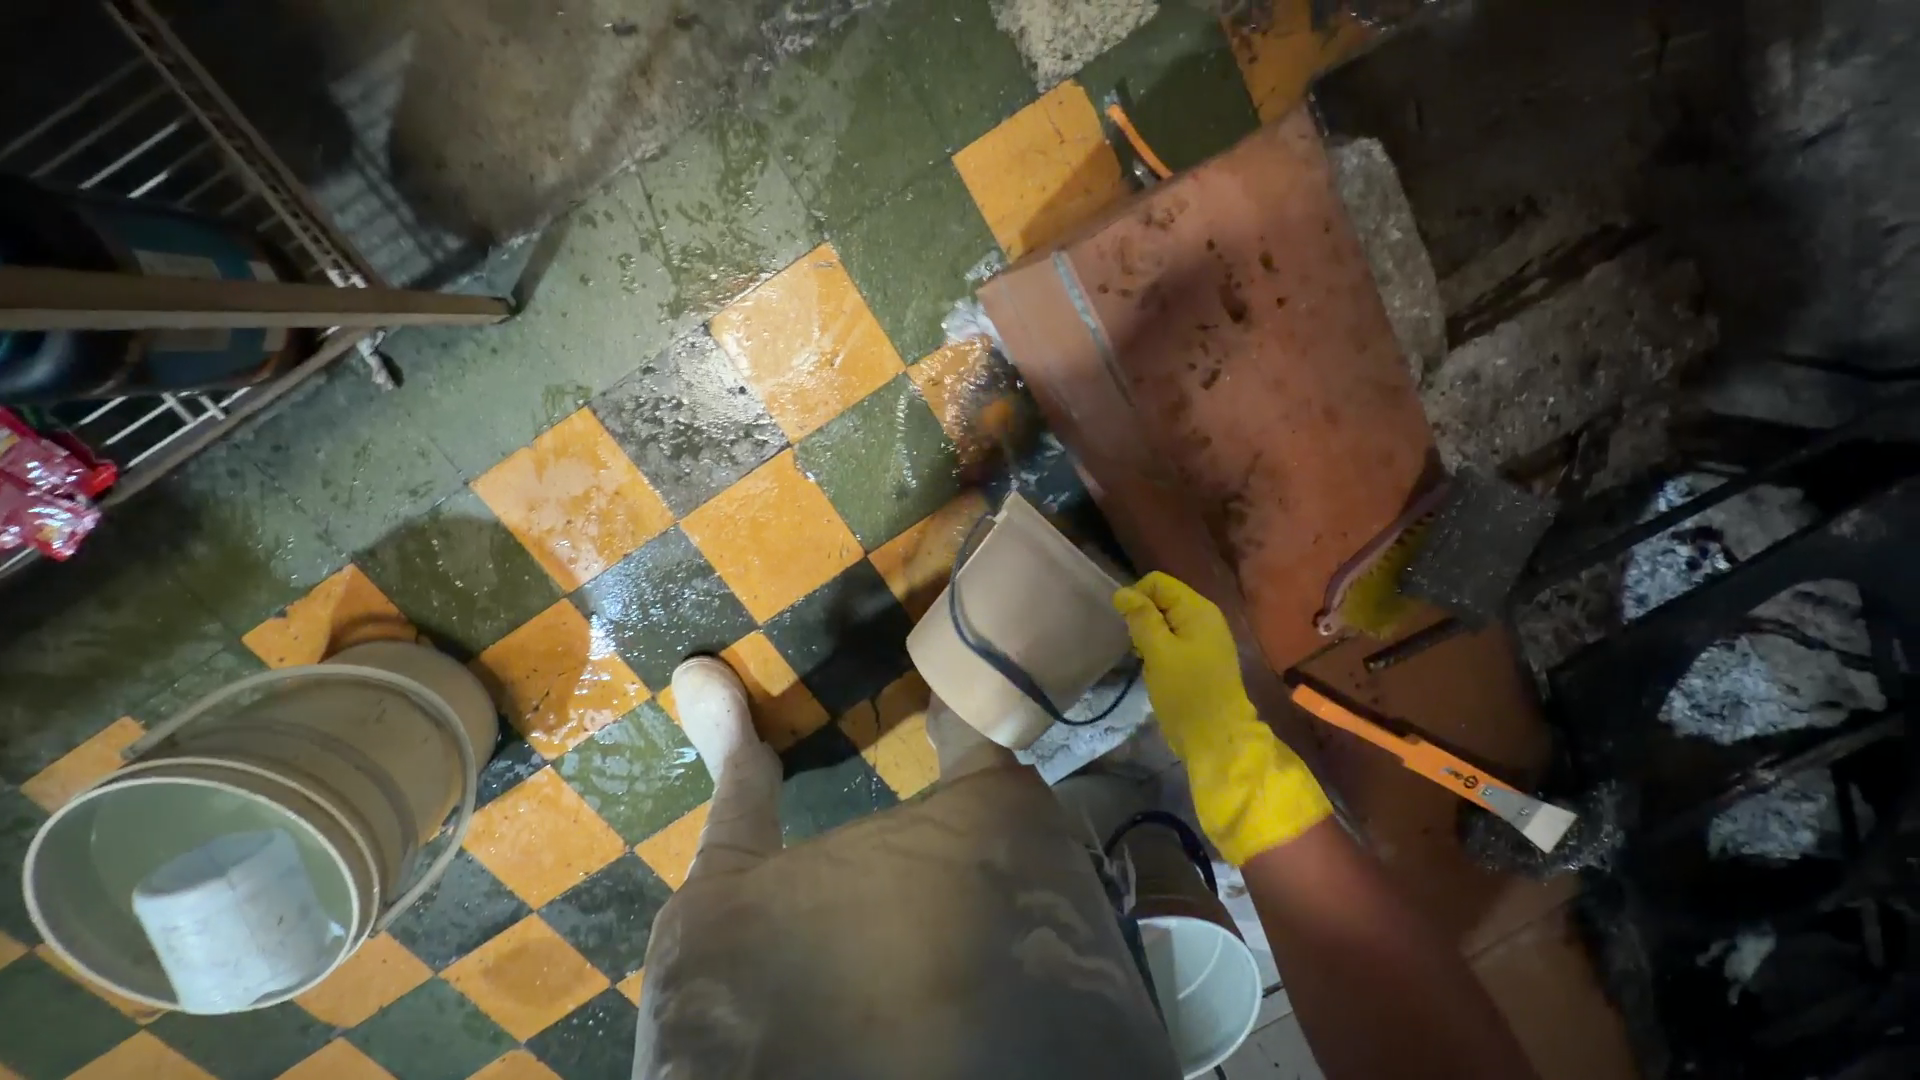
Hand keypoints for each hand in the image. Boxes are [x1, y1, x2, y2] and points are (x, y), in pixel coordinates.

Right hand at [1113, 572, 1331, 863]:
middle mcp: (1204, 617)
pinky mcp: (1202, 657)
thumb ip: (1140, 618)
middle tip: (1136, 645)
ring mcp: (1205, 638)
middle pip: (1163, 599)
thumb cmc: (1186, 691)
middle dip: (1143, 616)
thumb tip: (1122, 592)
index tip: (1126, 625)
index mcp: (1198, 609)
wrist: (1216, 736)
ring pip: (1166, 621)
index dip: (1136, 597)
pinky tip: (1155, 667)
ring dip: (1149, 634)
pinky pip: (1174, 639)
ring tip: (1145, 658)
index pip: (1157, 582)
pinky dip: (1160, 647)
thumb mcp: (1158, 652)